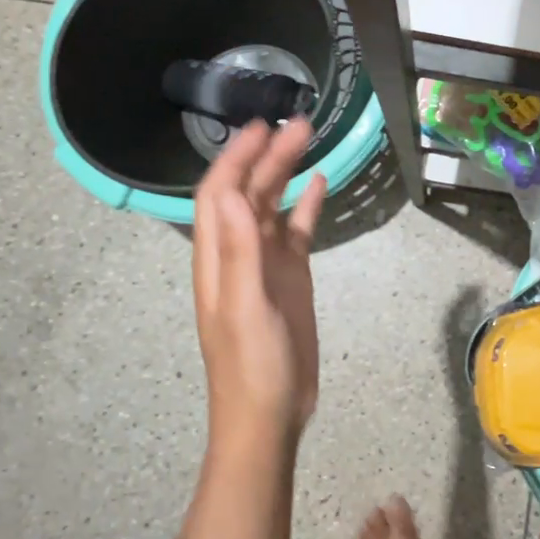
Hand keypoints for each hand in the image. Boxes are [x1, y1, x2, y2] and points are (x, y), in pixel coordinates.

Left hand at [193, 119, 325, 448]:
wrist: (270, 415)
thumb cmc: (253, 366)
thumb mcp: (245, 307)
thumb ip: (239, 251)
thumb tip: (231, 191)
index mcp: (218, 258)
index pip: (217, 195)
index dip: (234, 159)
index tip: (260, 127)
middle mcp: (238, 253)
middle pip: (248, 193)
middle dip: (268, 155)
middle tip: (300, 123)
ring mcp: (266, 264)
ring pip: (273, 205)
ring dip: (286, 172)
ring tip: (310, 138)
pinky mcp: (290, 277)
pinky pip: (297, 230)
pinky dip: (307, 204)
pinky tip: (321, 182)